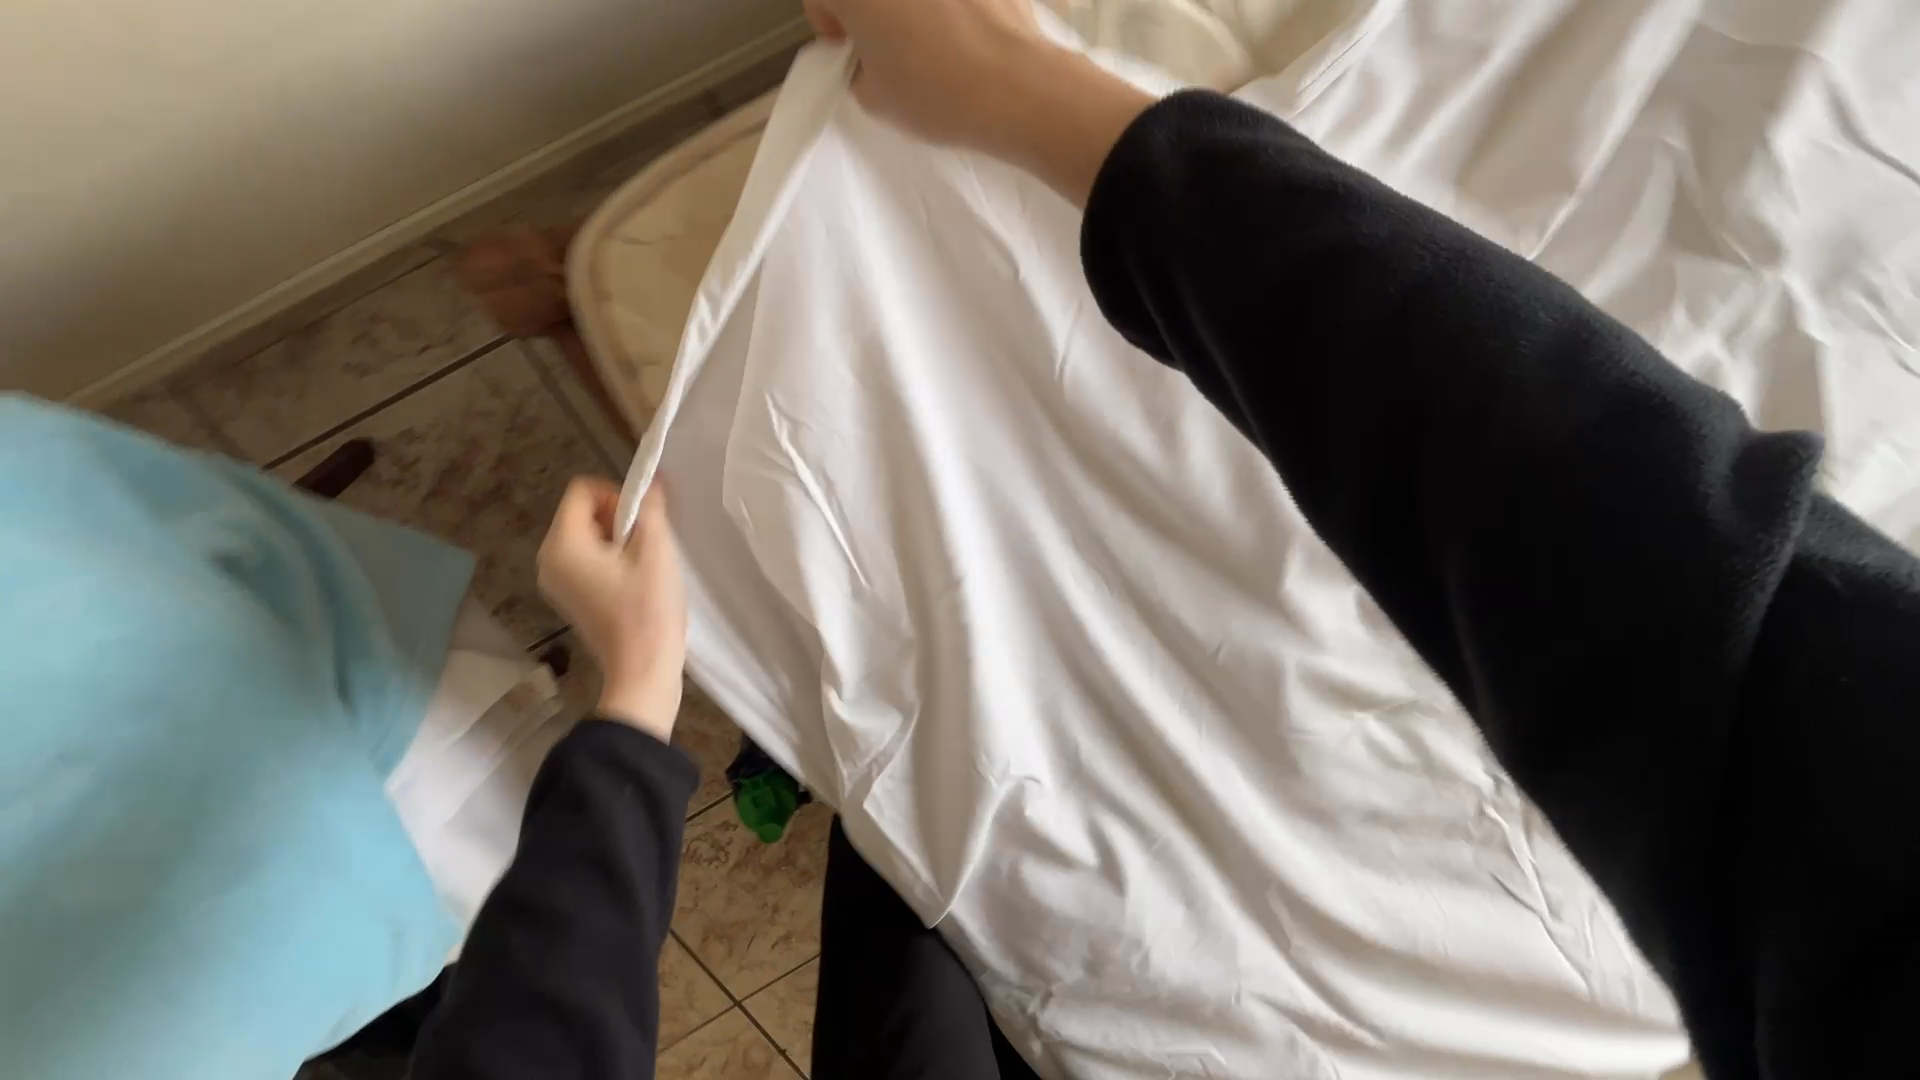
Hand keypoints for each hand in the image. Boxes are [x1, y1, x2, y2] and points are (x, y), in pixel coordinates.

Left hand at [537, 478, 686, 739]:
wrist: (643, 670)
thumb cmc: (648, 610)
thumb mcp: (656, 551)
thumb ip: (650, 508)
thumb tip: (650, 480)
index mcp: (562, 544)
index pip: (582, 490)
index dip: (618, 495)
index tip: (643, 523)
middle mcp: (548, 559)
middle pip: (583, 512)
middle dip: (619, 519)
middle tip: (648, 546)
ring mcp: (556, 581)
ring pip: (588, 536)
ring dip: (619, 541)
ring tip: (645, 566)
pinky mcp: (570, 597)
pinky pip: (587, 560)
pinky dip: (612, 560)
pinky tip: (635, 582)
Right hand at [804, 0, 1152, 203]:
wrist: (1015, 87)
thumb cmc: (939, 93)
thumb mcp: (876, 101)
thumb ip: (858, 70)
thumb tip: (868, 59)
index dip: (829, 20)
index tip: (844, 45)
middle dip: (870, 10)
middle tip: (884, 46)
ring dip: (909, 9)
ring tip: (928, 44)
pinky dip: (949, 9)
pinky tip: (960, 35)